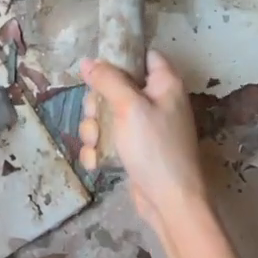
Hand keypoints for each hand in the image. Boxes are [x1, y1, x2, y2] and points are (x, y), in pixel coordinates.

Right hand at [79, 51, 208, 233]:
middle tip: (96, 116)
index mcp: (164, 83)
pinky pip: (109, 138)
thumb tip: (87, 61)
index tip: (96, 66)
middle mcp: (156, 101)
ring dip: (94, 128)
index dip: (120, 56)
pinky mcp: (134, 149)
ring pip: (107, 113)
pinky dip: (99, 148)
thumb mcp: (129, 108)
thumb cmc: (155, 148)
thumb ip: (108, 80)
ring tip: (95, 143)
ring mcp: (144, 126)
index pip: (143, 54)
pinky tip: (96, 161)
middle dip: (97, 102)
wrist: (170, 203)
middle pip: (116, 85)